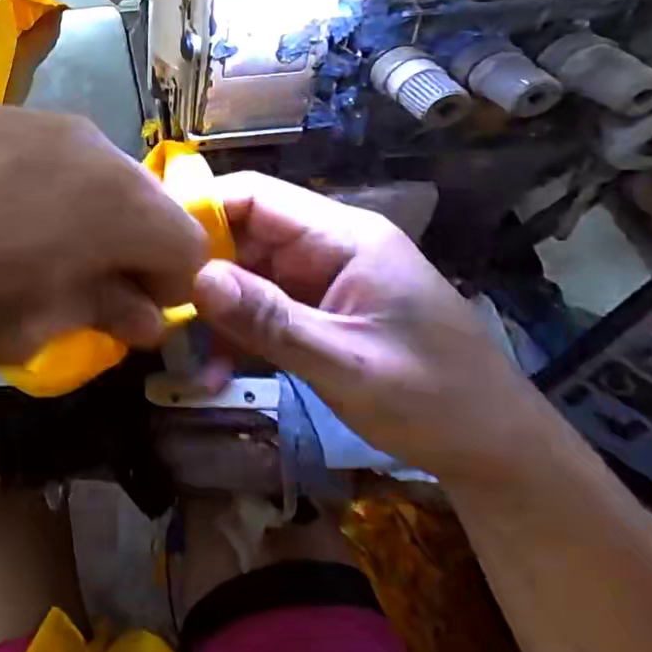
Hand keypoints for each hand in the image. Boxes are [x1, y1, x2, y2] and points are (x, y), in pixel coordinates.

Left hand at [0, 109, 206, 414]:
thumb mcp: (24, 328)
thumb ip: (98, 310)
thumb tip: (143, 311)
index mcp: (114, 202)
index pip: (188, 245)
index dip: (170, 289)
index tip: (128, 316)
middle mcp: (88, 144)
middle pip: (145, 202)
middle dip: (130, 251)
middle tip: (80, 293)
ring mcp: (37, 119)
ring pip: (96, 174)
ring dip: (87, 218)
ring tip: (29, 255)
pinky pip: (49, 155)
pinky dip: (46, 191)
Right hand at [190, 173, 547, 482]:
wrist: (499, 456)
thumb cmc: (438, 401)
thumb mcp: (349, 363)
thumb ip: (271, 321)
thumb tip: (195, 279)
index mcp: (342, 236)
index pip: (254, 196)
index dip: (200, 209)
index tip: (153, 243)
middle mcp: (323, 247)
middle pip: (241, 234)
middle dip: (198, 269)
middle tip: (156, 307)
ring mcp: (317, 280)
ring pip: (242, 275)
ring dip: (212, 311)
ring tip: (183, 351)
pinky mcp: (313, 312)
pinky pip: (258, 309)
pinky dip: (234, 335)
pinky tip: (214, 371)